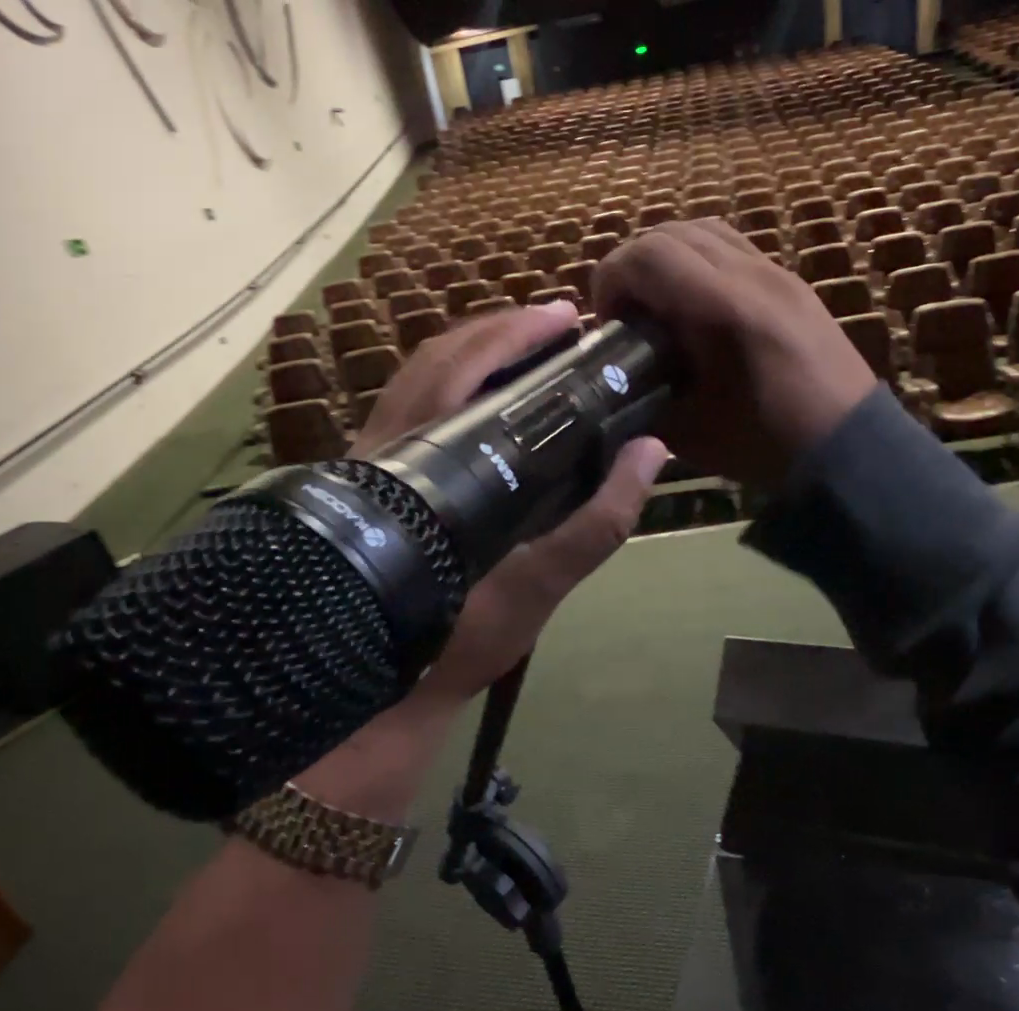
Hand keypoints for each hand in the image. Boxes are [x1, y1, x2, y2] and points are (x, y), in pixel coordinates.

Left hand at [350, 300, 668, 706]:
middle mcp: (388, 445)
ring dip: (473, 355)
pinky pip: (410, 408)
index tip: (568, 319)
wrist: (379, 685)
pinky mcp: (369, 481)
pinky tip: (487, 402)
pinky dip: (453, 386)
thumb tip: (650, 453)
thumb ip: (597, 523)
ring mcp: (370, 460)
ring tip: (530, 354)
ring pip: (417, 379)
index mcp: (426, 462)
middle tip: (557, 326)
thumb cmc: (461, 635)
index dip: (517, 334)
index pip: (467, 365)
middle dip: (499, 333)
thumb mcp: (540, 585)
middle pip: (437, 358)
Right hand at [592, 219, 878, 487]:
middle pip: (672, 232)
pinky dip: (702, 263)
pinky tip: (700, 308)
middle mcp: (750, 274)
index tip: (608, 321)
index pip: (647, 255)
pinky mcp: (794, 284)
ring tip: (660, 305)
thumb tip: (615, 380)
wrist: (848, 447)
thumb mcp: (689, 433)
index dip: (611, 279)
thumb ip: (641, 397)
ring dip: (669, 257)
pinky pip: (736, 249)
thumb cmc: (766, 445)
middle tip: (628, 313)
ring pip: (707, 231)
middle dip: (634, 265)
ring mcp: (777, 273)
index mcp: (721, 307)